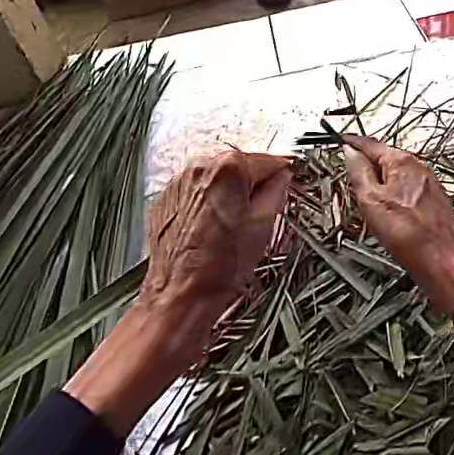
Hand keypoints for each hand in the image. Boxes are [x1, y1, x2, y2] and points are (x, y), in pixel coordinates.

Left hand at [140, 150, 293, 323]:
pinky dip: (207, 202)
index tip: (286, 183)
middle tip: (259, 213)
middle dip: (253, 185)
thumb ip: (277, 191)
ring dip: (229, 193)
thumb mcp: (264, 226)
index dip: (282, 174)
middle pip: (240, 165)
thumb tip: (281, 179)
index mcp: (229, 168)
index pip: (268, 160)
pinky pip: (196, 191)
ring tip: (232, 225)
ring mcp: (180, 182)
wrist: (180, 294)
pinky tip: (212, 228)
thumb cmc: (217, 267)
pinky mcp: (167, 198)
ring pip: (218, 177)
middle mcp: (201, 168)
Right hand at [342, 135, 453, 315]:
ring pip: (397, 175)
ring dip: (382, 183)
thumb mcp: (370, 200)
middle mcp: (419, 167)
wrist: (438, 260)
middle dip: (368, 167)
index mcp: (402, 161)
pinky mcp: (434, 199)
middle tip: (354, 182)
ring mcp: (429, 182)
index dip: (353, 143)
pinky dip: (396, 195)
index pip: (371, 144)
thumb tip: (350, 152)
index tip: (343, 141)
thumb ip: (358, 171)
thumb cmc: (407, 234)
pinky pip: (409, 188)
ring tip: (374, 205)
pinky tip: (393, 214)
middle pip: (385, 159)